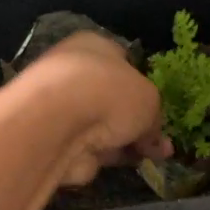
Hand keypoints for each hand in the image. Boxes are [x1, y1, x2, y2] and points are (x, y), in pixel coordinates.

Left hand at [23, 32, 171, 185]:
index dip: (142, 88)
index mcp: (95, 46)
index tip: (156, 111)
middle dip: (136, 124)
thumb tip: (154, 142)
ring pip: (101, 127)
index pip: (123, 64)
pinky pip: (86, 148)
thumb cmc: (111, 93)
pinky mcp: (51, 138)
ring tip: (148, 158)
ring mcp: (60, 107)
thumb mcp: (150, 101)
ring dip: (123, 143)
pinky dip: (101, 157)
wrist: (57, 122)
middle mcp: (74, 71)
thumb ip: (153, 121)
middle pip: (113, 100)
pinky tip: (119, 162)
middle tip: (158, 144)